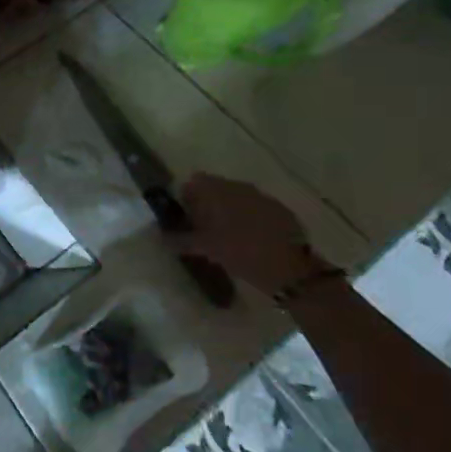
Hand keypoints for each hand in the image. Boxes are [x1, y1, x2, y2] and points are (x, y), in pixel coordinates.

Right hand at [178, 174, 331, 297]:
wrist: (292, 270)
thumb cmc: (240, 252)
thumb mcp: (205, 248)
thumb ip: (179, 239)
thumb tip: (158, 236)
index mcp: (219, 190)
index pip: (195, 181)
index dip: (187, 196)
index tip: (186, 217)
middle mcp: (241, 186)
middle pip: (217, 189)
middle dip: (208, 205)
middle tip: (204, 230)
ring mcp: (264, 198)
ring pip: (238, 199)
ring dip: (229, 212)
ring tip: (227, 238)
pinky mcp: (282, 212)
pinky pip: (257, 209)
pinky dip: (250, 220)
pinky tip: (251, 242)